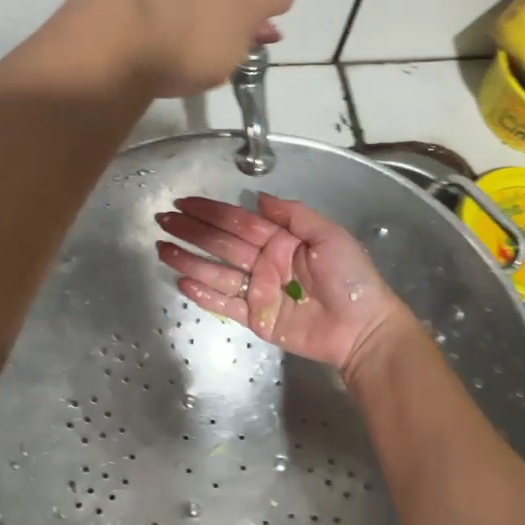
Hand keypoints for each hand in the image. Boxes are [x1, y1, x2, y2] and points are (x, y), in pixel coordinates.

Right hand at [156, 194, 411, 376]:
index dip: (212, 212)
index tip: (184, 203)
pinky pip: (225, 305)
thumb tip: (259, 197)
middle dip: (192, 232)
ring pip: (217, 273)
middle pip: (222, 244)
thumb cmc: (351, 278)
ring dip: (189, 260)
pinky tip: (182, 282)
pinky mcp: (256, 319)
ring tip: (162, 249)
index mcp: (281, 240)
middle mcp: (266, 263)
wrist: (361, 327)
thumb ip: (294, 215)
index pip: (239, 222)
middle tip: (163, 221)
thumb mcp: (329, 236)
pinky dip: (204, 295)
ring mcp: (259, 292)